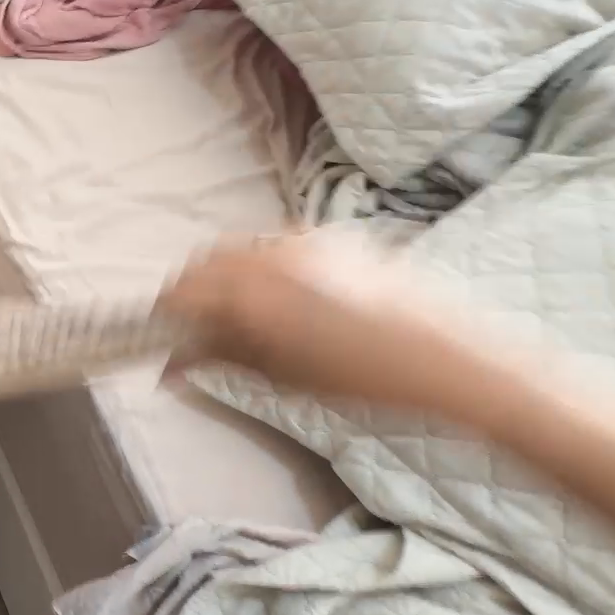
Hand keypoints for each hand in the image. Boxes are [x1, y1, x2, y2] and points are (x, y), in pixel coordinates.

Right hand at [160, 232, 504, 417]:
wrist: (453, 359)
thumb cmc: (361, 377)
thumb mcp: (281, 374)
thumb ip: (219, 358)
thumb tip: (169, 367)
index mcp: (250, 291)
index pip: (180, 292)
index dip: (163, 315)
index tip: (161, 335)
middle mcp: (270, 255)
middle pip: (203, 262)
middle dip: (190, 291)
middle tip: (195, 325)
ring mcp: (304, 241)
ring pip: (237, 248)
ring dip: (222, 274)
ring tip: (234, 309)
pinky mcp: (333, 238)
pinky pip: (273, 243)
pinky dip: (257, 263)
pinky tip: (275, 292)